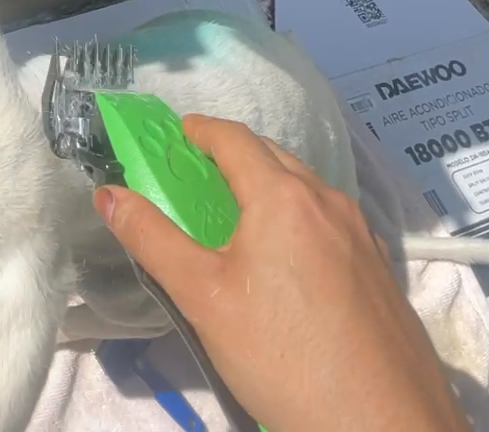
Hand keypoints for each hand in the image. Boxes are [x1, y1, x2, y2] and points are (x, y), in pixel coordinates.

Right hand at [96, 115, 467, 431]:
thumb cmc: (284, 357)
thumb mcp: (202, 297)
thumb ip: (151, 238)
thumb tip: (107, 194)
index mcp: (283, 196)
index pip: (234, 138)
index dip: (200, 130)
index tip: (176, 135)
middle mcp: (328, 201)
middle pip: (272, 154)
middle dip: (231, 152)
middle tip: (196, 173)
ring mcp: (362, 235)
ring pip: (304, 185)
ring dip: (266, 180)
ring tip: (236, 212)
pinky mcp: (381, 269)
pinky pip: (328, 216)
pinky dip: (296, 211)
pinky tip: (286, 257)